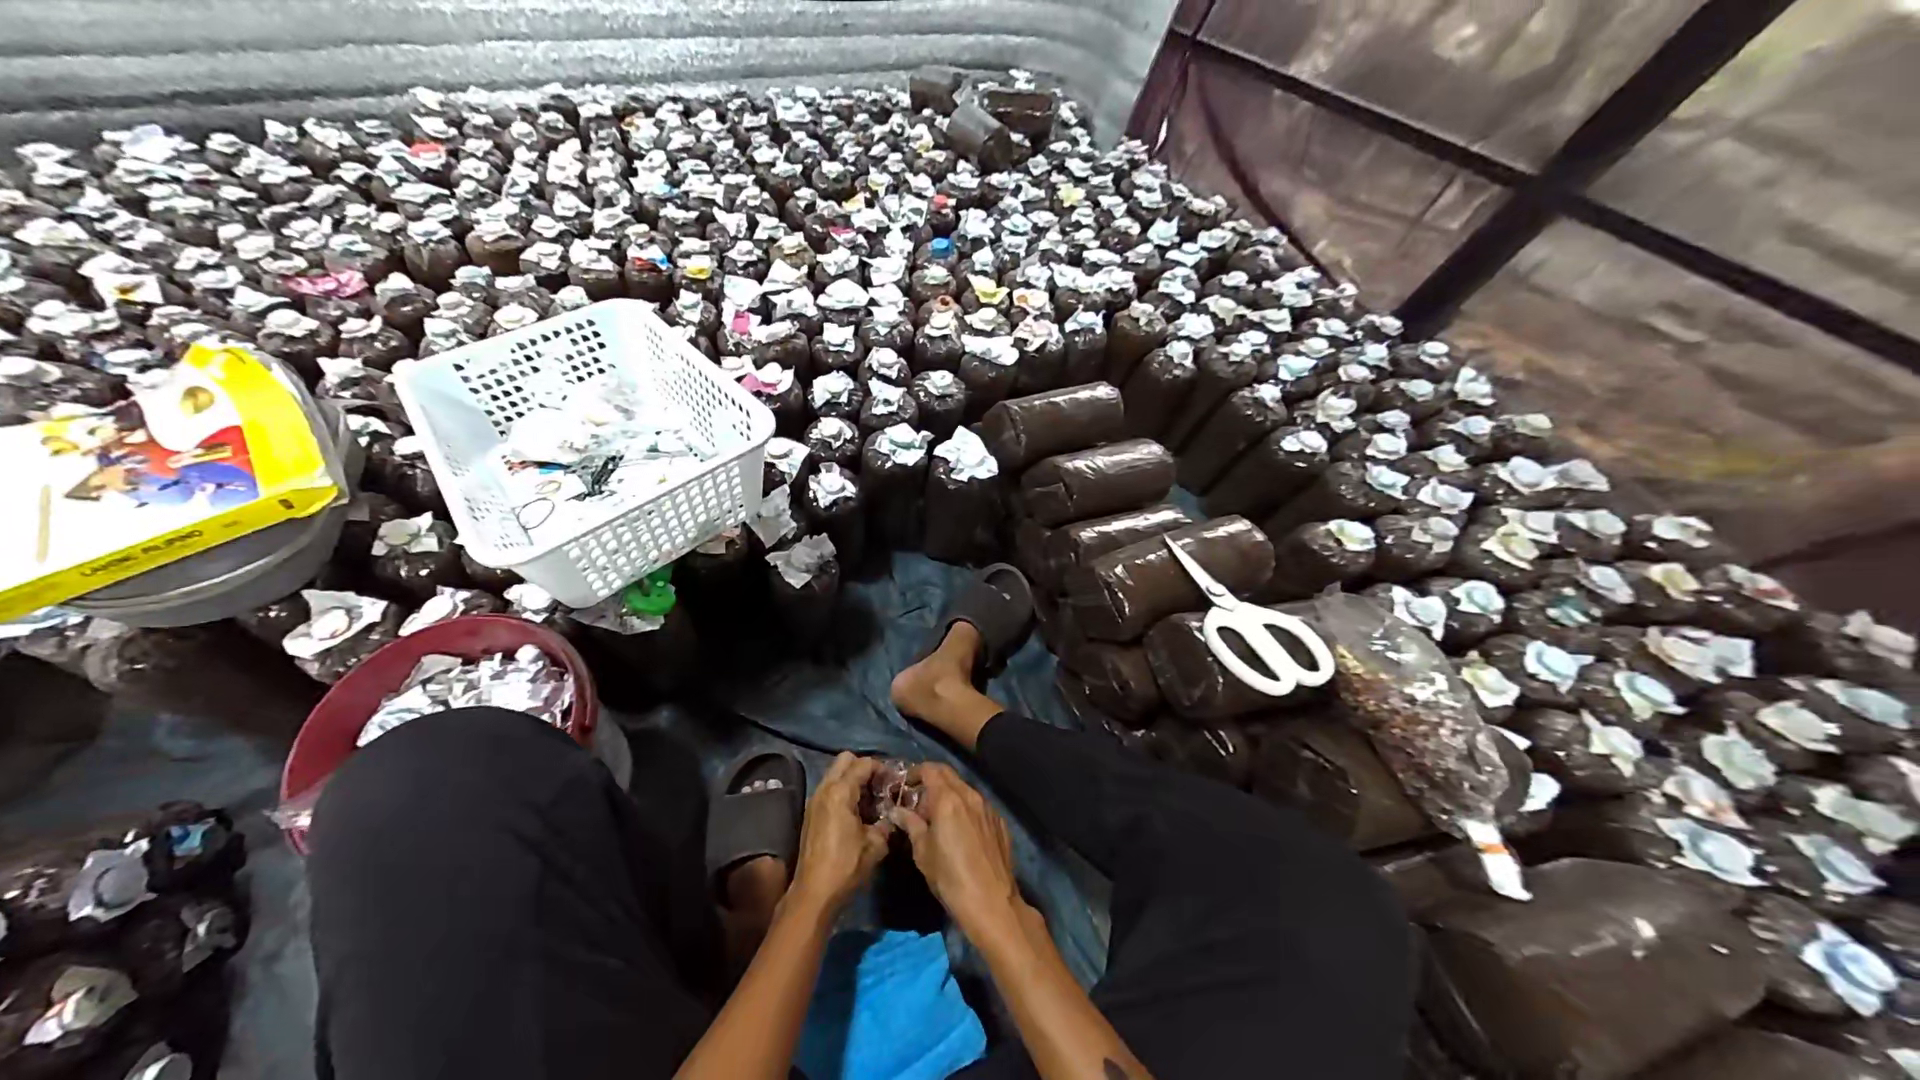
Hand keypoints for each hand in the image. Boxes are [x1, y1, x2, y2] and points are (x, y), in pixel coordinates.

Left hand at [788, 753, 893, 914]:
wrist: (814, 893)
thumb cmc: (846, 866)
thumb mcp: (876, 844)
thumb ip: (887, 822)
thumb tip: (893, 815)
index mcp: (840, 792)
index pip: (864, 764)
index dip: (882, 769)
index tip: (895, 783)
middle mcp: (824, 789)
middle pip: (845, 760)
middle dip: (864, 768)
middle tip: (880, 786)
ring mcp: (815, 800)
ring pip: (836, 774)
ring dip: (854, 780)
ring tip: (872, 801)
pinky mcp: (812, 813)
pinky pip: (830, 789)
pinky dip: (844, 792)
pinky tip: (858, 813)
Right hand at [892, 764, 1023, 933]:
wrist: (991, 902)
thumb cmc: (950, 877)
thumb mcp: (922, 852)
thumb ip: (911, 824)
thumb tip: (898, 811)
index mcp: (948, 799)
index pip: (931, 769)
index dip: (915, 772)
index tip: (905, 785)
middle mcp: (971, 796)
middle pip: (949, 774)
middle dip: (931, 780)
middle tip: (918, 800)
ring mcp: (988, 808)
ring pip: (965, 789)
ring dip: (949, 794)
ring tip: (937, 817)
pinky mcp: (999, 822)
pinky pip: (978, 805)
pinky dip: (965, 808)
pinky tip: (960, 830)